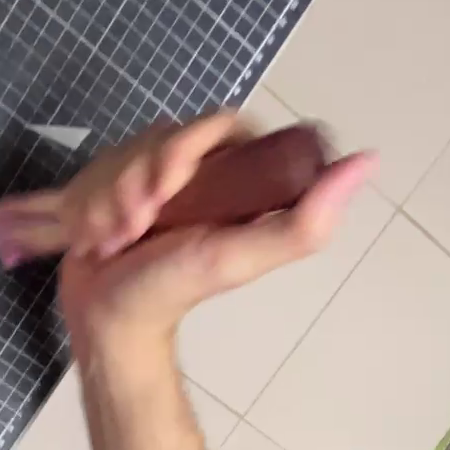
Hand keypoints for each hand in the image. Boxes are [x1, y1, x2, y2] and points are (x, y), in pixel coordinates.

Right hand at [55, 113, 374, 364]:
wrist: (106, 324)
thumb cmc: (168, 293)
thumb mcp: (236, 260)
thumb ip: (301, 223)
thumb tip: (367, 161)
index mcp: (233, 178)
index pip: (214, 126)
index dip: (180, 148)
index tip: (163, 189)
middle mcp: (192, 174)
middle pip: (157, 138)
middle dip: (132, 185)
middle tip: (132, 230)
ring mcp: (146, 185)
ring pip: (117, 158)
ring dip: (104, 204)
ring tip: (111, 243)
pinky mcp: (106, 197)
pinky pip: (88, 178)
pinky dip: (82, 211)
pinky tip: (91, 240)